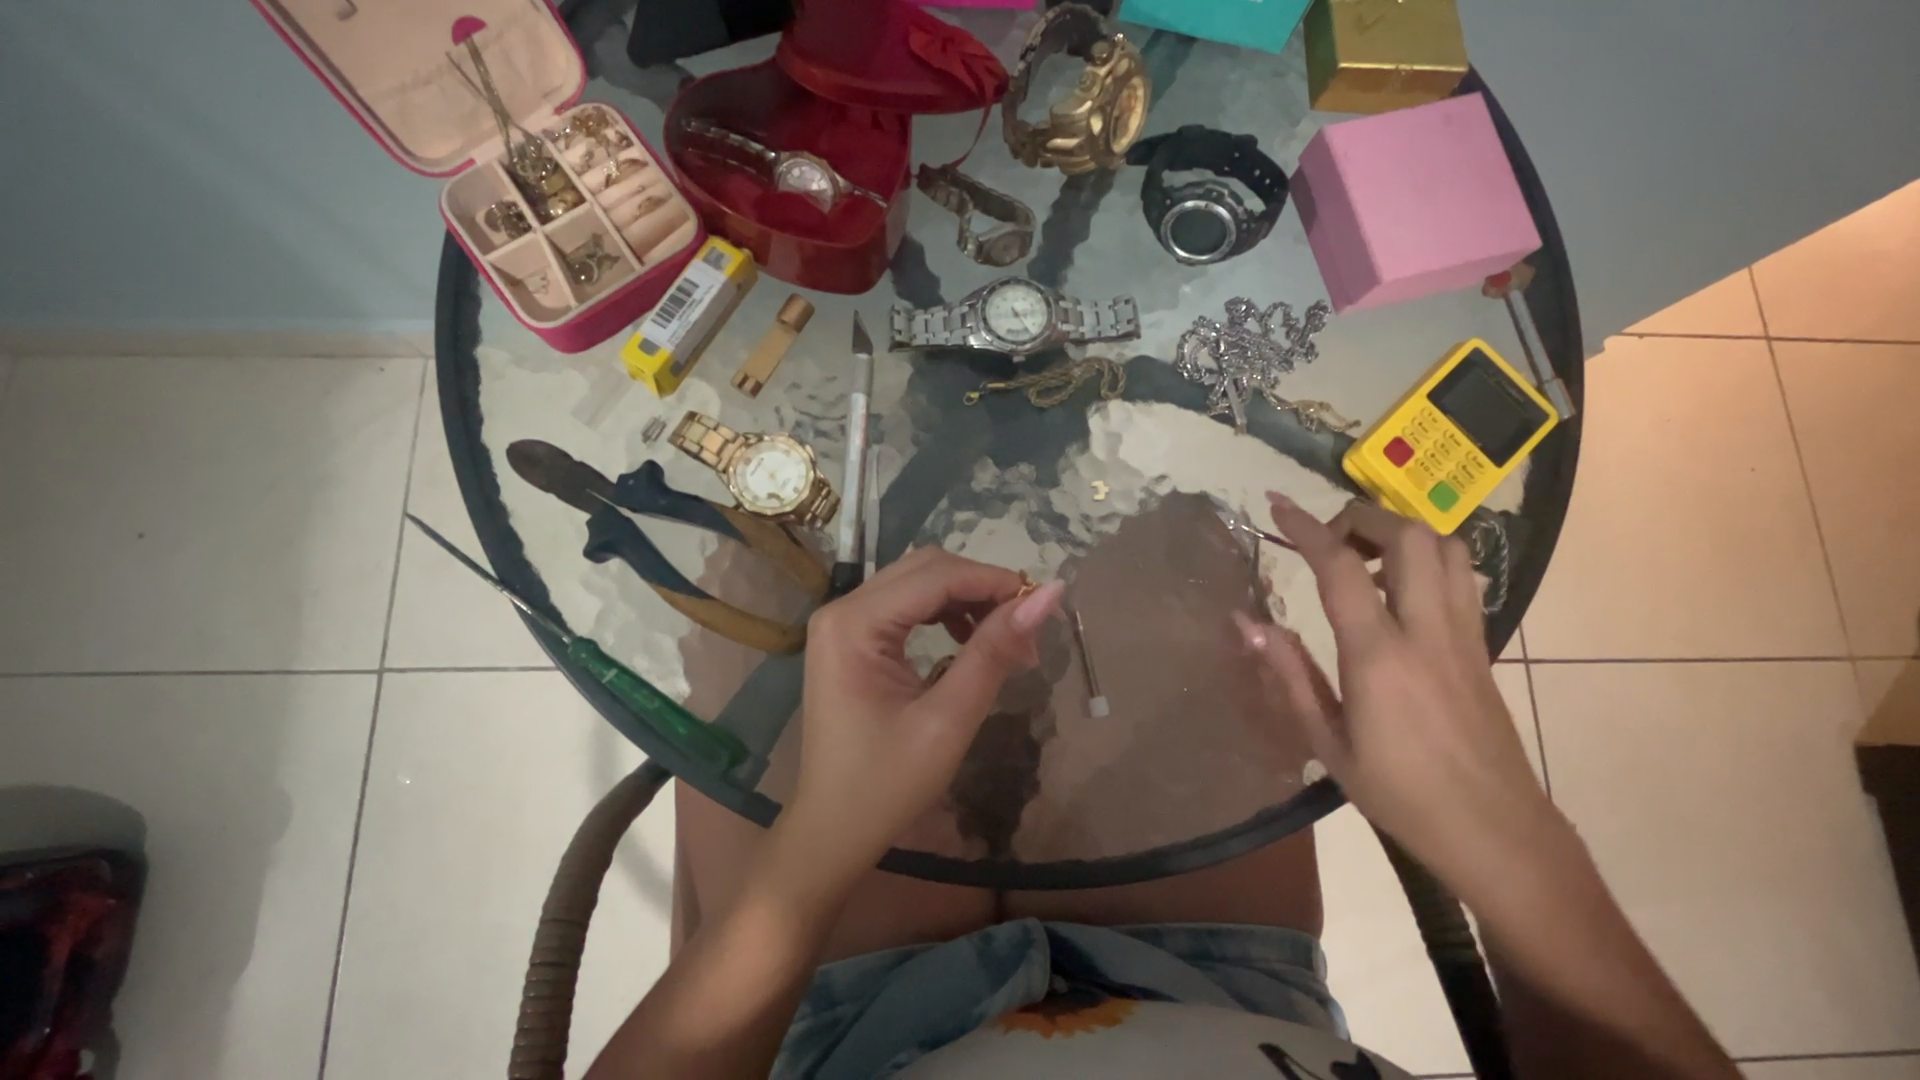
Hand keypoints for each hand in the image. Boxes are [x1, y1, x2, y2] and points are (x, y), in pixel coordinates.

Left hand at [783, 548, 1064, 883]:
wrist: (833, 829)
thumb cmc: (888, 784)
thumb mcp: (949, 718)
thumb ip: (995, 651)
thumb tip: (1050, 595)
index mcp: (854, 624)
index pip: (937, 576)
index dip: (996, 582)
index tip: (1047, 606)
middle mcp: (841, 609)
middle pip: (926, 569)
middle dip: (982, 589)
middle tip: (1028, 630)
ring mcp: (842, 623)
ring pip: (918, 584)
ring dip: (967, 601)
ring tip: (1006, 643)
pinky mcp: (850, 639)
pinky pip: (905, 607)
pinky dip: (944, 615)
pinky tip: (969, 643)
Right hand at [1236, 494, 1564, 884]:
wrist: (1496, 831)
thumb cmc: (1400, 795)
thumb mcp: (1327, 743)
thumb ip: (1290, 674)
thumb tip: (1247, 623)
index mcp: (1379, 656)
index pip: (1341, 567)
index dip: (1306, 527)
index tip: (1277, 504)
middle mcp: (1427, 630)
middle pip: (1408, 535)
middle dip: (1361, 518)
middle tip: (1326, 541)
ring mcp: (1463, 634)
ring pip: (1446, 546)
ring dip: (1401, 532)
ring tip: (1364, 557)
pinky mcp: (1483, 645)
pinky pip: (1461, 577)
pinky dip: (1429, 557)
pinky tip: (1401, 587)